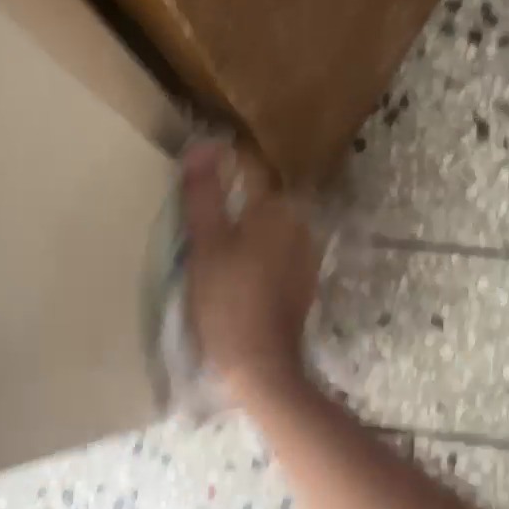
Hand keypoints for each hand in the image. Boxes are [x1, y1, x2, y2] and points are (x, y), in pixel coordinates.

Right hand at [179, 142, 319, 398]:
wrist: (262, 365)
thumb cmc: (227, 301)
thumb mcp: (206, 244)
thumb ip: (204, 193)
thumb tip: (202, 143)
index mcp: (278, 208)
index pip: (251, 169)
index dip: (225, 167)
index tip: (201, 176)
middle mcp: (301, 224)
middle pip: (264, 198)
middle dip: (239, 198)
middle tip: (206, 211)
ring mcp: (307, 255)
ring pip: (273, 226)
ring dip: (251, 227)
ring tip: (220, 240)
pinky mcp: (304, 281)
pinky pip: (279, 252)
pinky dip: (261, 252)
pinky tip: (242, 267)